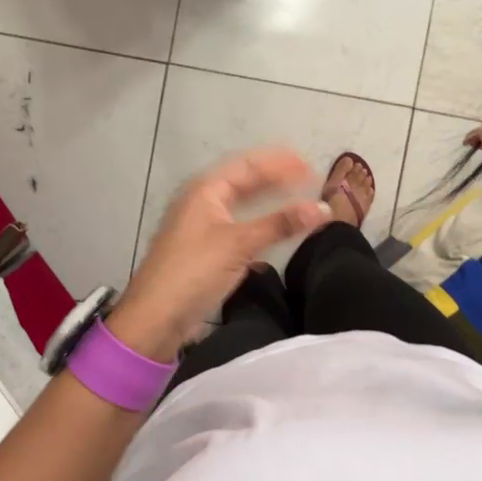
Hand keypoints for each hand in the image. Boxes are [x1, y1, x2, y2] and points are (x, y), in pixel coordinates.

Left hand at [107, 148, 330, 360]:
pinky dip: (261, 223)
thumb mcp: (239, 244)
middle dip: (276, 179)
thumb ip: (281, 224)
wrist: (157, 317)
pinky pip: (239, 226)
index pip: (248, 165)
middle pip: (244, 182)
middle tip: (311, 179)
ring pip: (242, 204)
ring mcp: (202, 226)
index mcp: (205, 190)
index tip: (312, 167)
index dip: (280, 163)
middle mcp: (202, 201)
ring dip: (270, 201)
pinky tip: (276, 229)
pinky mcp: (206, 250)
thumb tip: (324, 208)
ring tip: (299, 199)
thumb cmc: (194, 272)